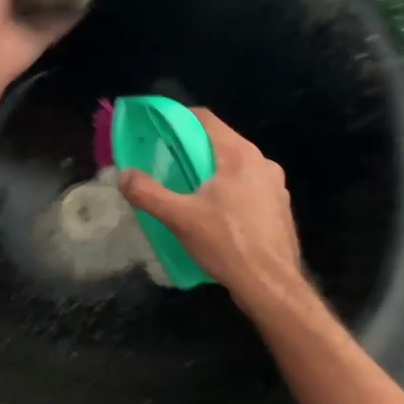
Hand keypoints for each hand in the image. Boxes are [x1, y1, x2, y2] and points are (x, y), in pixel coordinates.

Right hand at [118, 108, 307, 307]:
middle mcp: (263, 162)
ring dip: (213, 174)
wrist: (270, 284)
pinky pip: (250, 189)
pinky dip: (231, 193)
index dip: (179, 119)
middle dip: (194, 151)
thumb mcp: (179, 218)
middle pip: (221, 144)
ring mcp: (276, 186)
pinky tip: (217, 216)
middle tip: (169, 167)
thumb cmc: (226, 243)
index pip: (206, 119)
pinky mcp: (280, 208)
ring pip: (237, 168)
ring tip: (191, 194)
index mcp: (239, 155)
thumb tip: (124, 175)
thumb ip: (148, 193)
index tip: (160, 133)